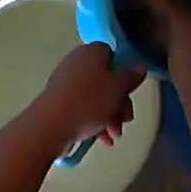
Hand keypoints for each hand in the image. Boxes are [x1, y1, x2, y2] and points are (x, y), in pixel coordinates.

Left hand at [27, 43, 144, 154]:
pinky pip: (81, 106)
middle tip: (125, 121)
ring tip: (112, 137)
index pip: (112, 55)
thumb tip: (140, 67)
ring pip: (94, 95)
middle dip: (118, 102)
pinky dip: (92, 120)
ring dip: (108, 115)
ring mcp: (65, 81)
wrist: (50, 125)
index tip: (128, 93)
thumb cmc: (89, 101)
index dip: (123, 74)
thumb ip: (131, 77)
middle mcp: (77, 61)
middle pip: (105, 79)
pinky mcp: (57, 100)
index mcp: (92, 52)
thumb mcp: (118, 88)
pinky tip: (100, 139)